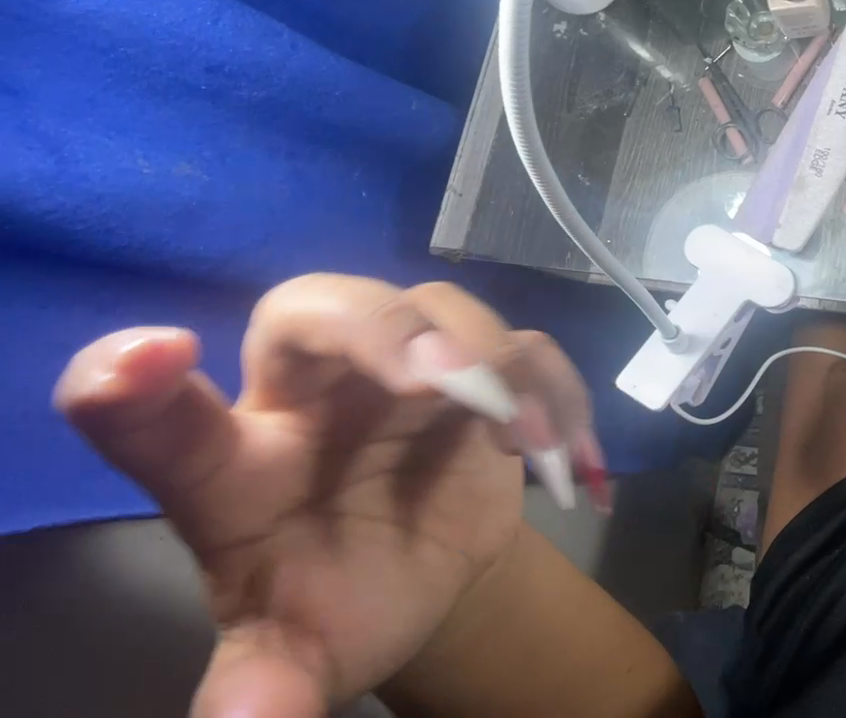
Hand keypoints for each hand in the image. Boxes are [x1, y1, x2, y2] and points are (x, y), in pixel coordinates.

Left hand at [54, 275, 600, 716]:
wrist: (426, 573)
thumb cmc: (339, 610)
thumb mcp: (293, 659)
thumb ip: (262, 690)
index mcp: (237, 467)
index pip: (158, 421)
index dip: (131, 384)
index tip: (145, 357)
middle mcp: (315, 396)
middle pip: (318, 308)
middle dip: (383, 331)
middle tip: (445, 381)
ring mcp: (409, 372)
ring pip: (440, 308)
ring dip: (497, 363)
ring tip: (528, 445)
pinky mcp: (488, 371)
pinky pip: (530, 347)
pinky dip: (563, 392)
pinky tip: (573, 461)